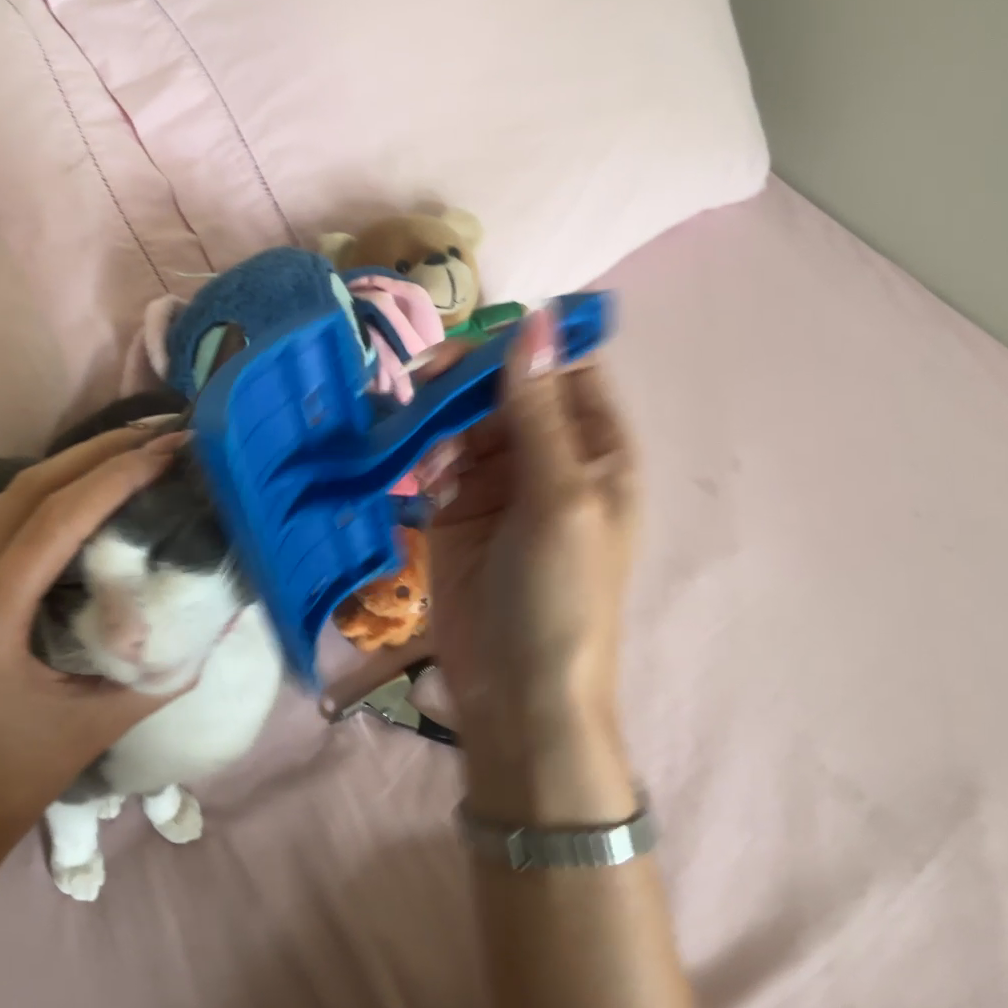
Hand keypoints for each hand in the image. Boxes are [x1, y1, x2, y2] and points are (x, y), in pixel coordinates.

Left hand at [0, 426, 190, 851]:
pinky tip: (79, 499)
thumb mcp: (100, 724)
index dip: (115, 476)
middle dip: (93, 455)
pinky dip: (39, 504)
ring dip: (64, 472)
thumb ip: (164, 665)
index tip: (168, 449)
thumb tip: (221, 612)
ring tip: (126, 453)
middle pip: (23, 494)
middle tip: (155, 432)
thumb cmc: (17, 780)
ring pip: (2, 505)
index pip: (54, 520)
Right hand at [421, 308, 638, 738]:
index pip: (561, 369)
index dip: (520, 346)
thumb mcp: (559, 496)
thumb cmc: (560, 594)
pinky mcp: (452, 512)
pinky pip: (431, 463)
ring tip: (414, 444)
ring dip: (434, 422)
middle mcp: (546, 457)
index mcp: (595, 448)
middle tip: (418, 383)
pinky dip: (417, 459)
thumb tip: (538, 316)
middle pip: (501, 390)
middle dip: (462, 383)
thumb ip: (538, 409)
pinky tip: (412, 477)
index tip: (470, 345)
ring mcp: (496, 485)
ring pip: (459, 423)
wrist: (517, 690)